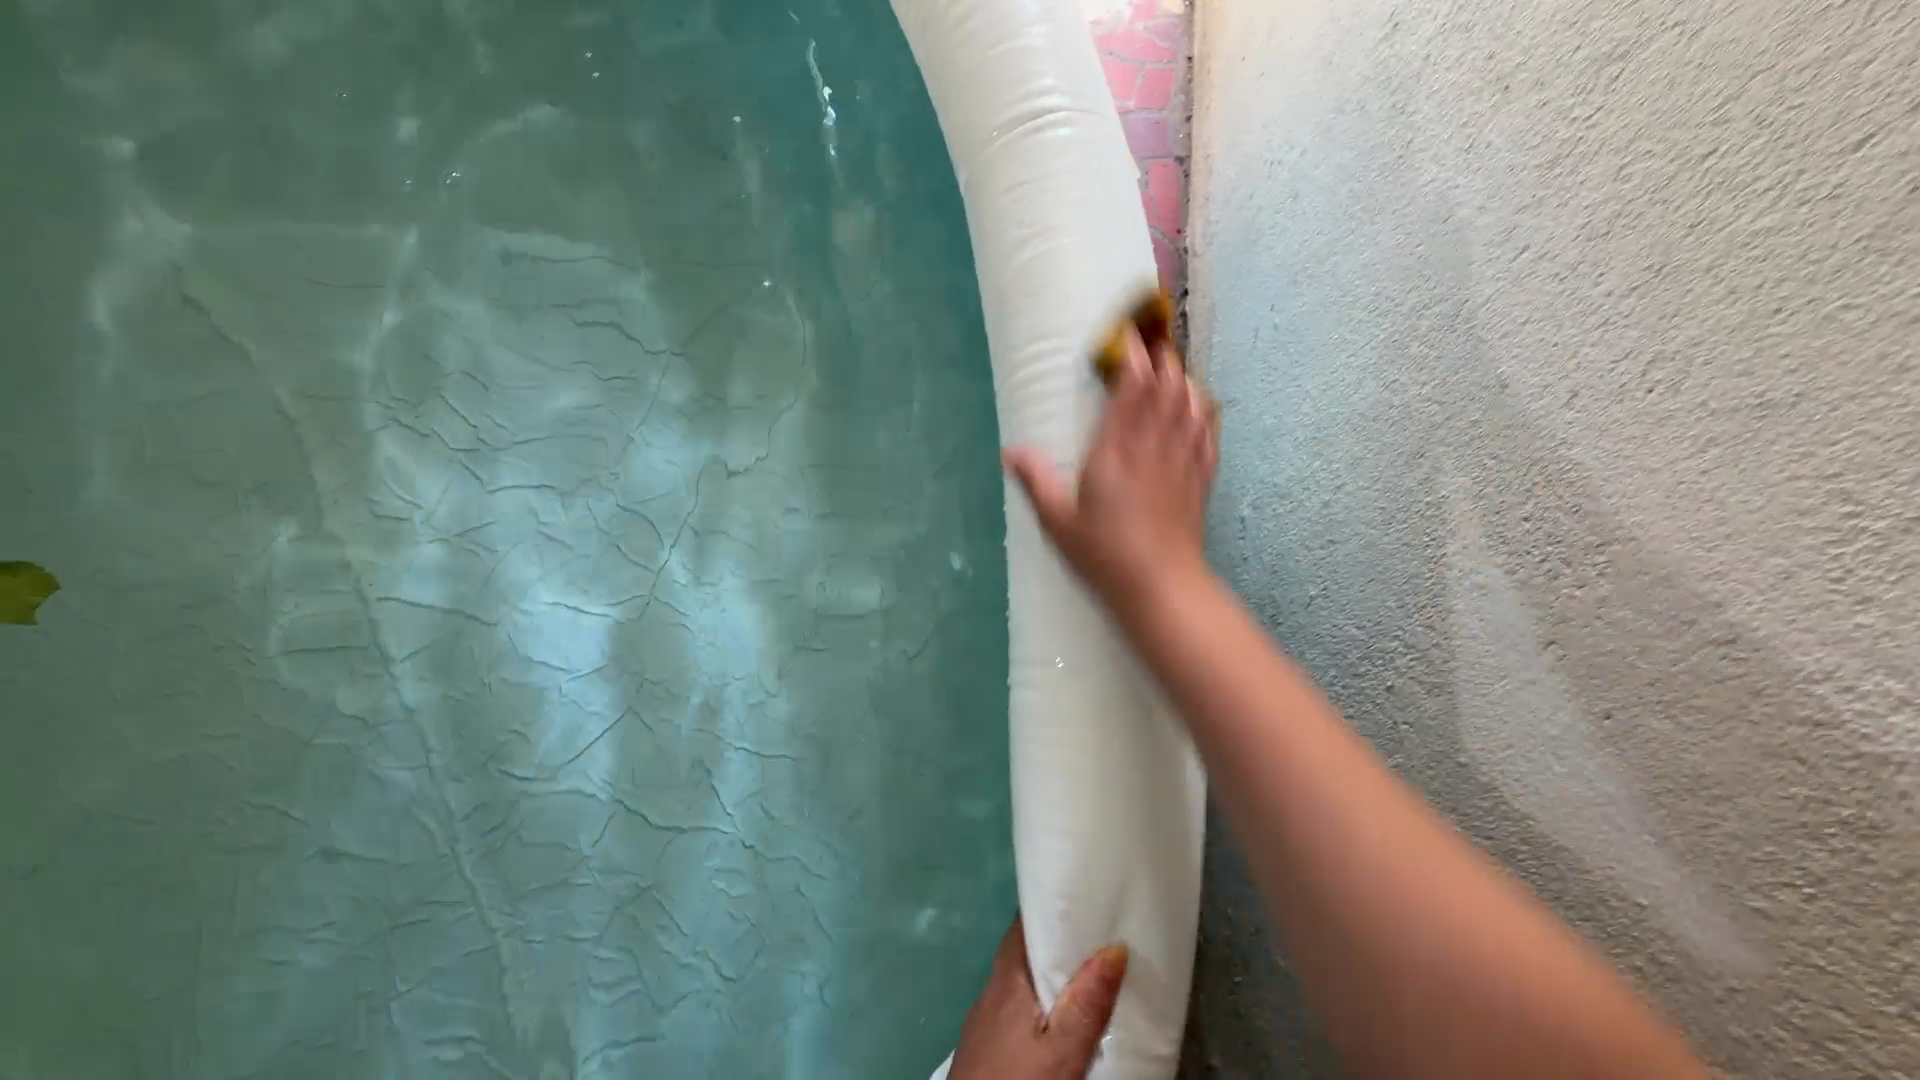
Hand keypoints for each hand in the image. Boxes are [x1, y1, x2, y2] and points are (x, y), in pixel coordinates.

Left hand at [950, 918, 1129, 1079]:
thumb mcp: (1062, 1051)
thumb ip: (1086, 1003)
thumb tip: (1115, 945)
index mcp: (1007, 978)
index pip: (1024, 922)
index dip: (1052, 906)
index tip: (1083, 896)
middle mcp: (991, 988)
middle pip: (1023, 949)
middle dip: (1056, 939)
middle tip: (1096, 935)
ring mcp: (984, 1016)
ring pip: (1019, 978)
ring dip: (1046, 971)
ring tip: (1086, 973)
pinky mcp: (984, 1043)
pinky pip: (1013, 1004)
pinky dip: (1036, 999)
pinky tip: (1056, 1017)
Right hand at [1004, 326, 1217, 613]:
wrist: (1160, 587)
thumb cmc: (1103, 554)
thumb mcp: (1058, 522)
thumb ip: (1037, 482)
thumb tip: (1012, 451)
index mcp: (1114, 455)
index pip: (1128, 396)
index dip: (1131, 364)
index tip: (1130, 340)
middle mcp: (1151, 451)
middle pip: (1163, 395)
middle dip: (1162, 366)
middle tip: (1157, 346)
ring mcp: (1180, 466)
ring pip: (1188, 411)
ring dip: (1184, 385)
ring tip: (1178, 369)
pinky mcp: (1198, 484)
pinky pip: (1205, 440)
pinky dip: (1204, 419)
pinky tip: (1203, 410)